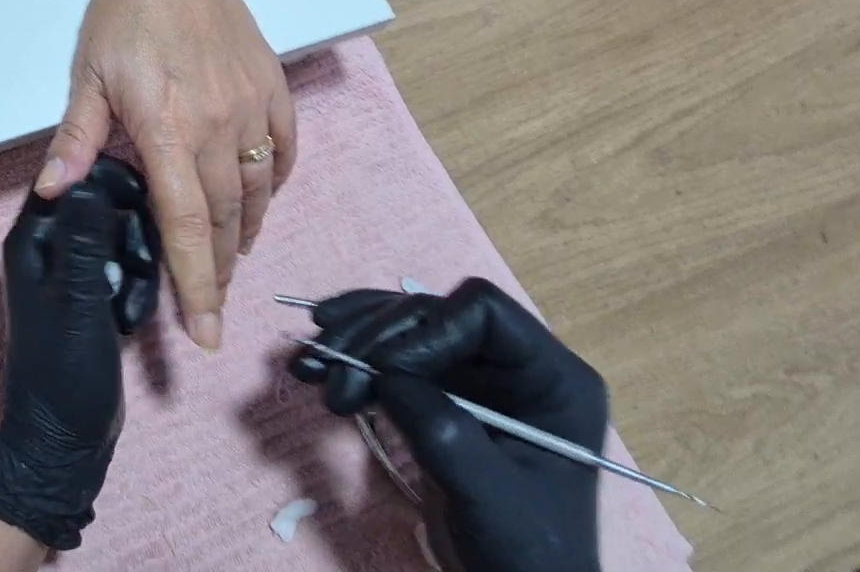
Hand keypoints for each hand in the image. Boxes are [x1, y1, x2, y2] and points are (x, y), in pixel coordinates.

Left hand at [0, 159, 157, 550]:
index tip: (145, 198)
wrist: (64, 440)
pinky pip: (123, 268)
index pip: (69, 178)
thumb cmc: (66, 369)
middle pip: (102, 206)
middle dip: (130, 236)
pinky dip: (135, 288)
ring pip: (119, 237)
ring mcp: (71, 271)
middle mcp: (49, 246)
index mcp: (34, 238)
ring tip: (132, 308)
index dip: (109, 181)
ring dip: (137, 267)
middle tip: (138, 270)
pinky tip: (132, 321)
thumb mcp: (80, 298)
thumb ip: (85, 236)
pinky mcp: (91, 293)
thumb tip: (88, 173)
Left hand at [37, 0, 293, 350]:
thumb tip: (52, 191)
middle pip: (225, 221)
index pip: (187, 226)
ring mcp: (253, 108)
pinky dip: (271, 187)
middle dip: (219, 271)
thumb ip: (77, 138)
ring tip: (230, 261)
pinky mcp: (273, 90)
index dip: (197, 285)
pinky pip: (282, 154)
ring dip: (243, 235)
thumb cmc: (126, 15)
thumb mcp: (89, 77)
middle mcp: (220, 126)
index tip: (207, 332)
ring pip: (256, 194)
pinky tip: (256, 200)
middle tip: (211, 303)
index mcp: (168, 129)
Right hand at [290, 279, 605, 571]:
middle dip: (371, 336)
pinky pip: (388, 354)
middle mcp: (510, 361)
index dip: (429, 327)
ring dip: (349, 341)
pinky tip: (317, 362)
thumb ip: (441, 428)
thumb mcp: (488, 495)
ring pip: (400, 327)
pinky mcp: (438, 389)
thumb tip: (383, 373)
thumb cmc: (525, 554)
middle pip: (430, 313)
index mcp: (550, 376)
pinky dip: (350, 355)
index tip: (384, 367)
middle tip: (325, 367)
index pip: (484, 312)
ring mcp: (472, 373)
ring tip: (308, 368)